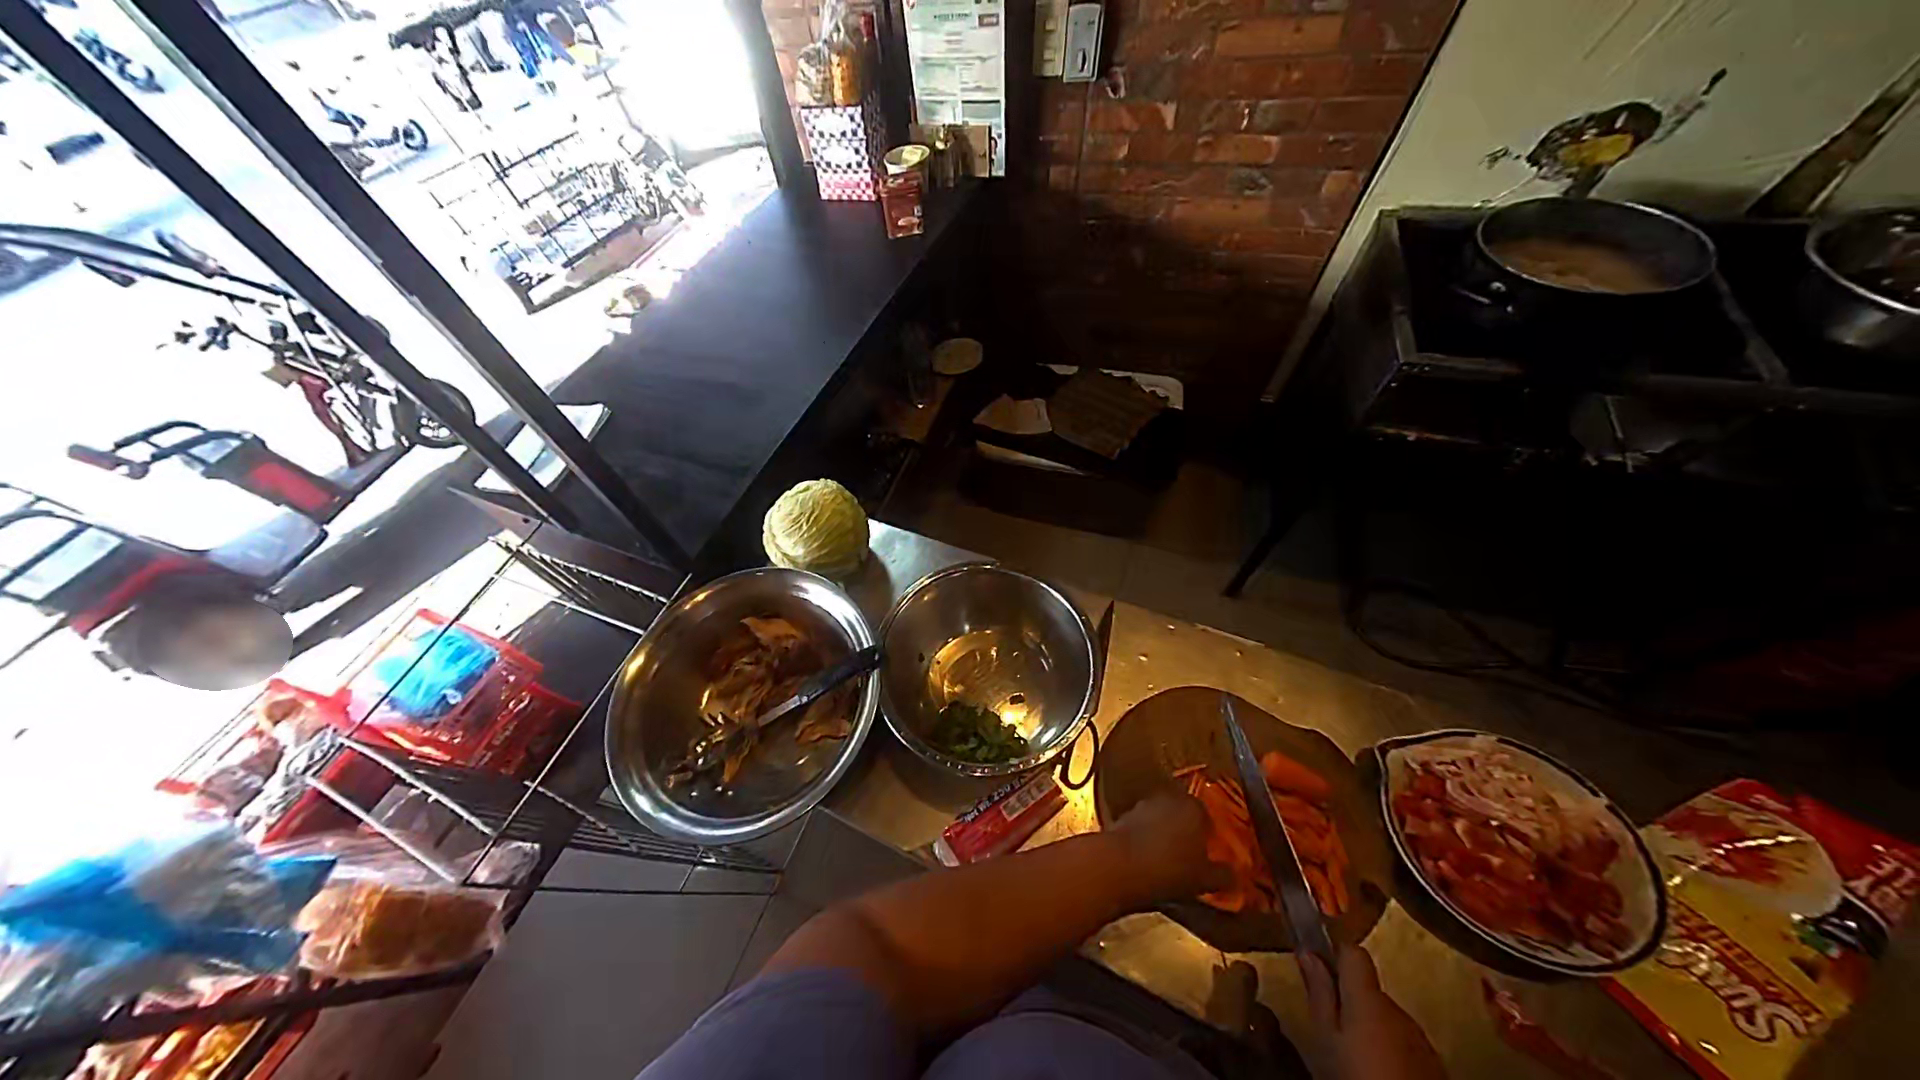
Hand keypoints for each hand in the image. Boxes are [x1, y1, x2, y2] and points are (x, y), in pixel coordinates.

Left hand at [1110, 793, 1231, 907]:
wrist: (1120, 865)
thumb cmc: (1171, 868)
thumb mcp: (1205, 879)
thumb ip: (1223, 875)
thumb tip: (1234, 876)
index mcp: (1193, 807)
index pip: (1207, 816)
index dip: (1209, 834)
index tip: (1209, 852)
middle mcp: (1167, 798)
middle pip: (1181, 813)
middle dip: (1185, 831)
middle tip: (1190, 855)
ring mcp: (1142, 805)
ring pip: (1159, 818)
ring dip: (1163, 833)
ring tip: (1167, 859)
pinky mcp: (1121, 816)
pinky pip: (1140, 827)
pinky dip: (1144, 838)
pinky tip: (1146, 858)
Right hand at [1300, 945, 1446, 1079]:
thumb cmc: (1358, 1077)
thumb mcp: (1326, 1037)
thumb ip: (1319, 993)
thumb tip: (1308, 954)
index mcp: (1368, 997)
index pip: (1353, 952)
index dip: (1334, 956)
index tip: (1318, 970)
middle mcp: (1397, 1008)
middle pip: (1368, 989)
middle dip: (1349, 1000)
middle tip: (1330, 1027)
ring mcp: (1420, 1037)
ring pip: (1385, 1016)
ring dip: (1369, 1026)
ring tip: (1353, 1055)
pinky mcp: (1434, 1063)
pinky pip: (1403, 1041)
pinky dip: (1389, 1048)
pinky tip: (1378, 1072)